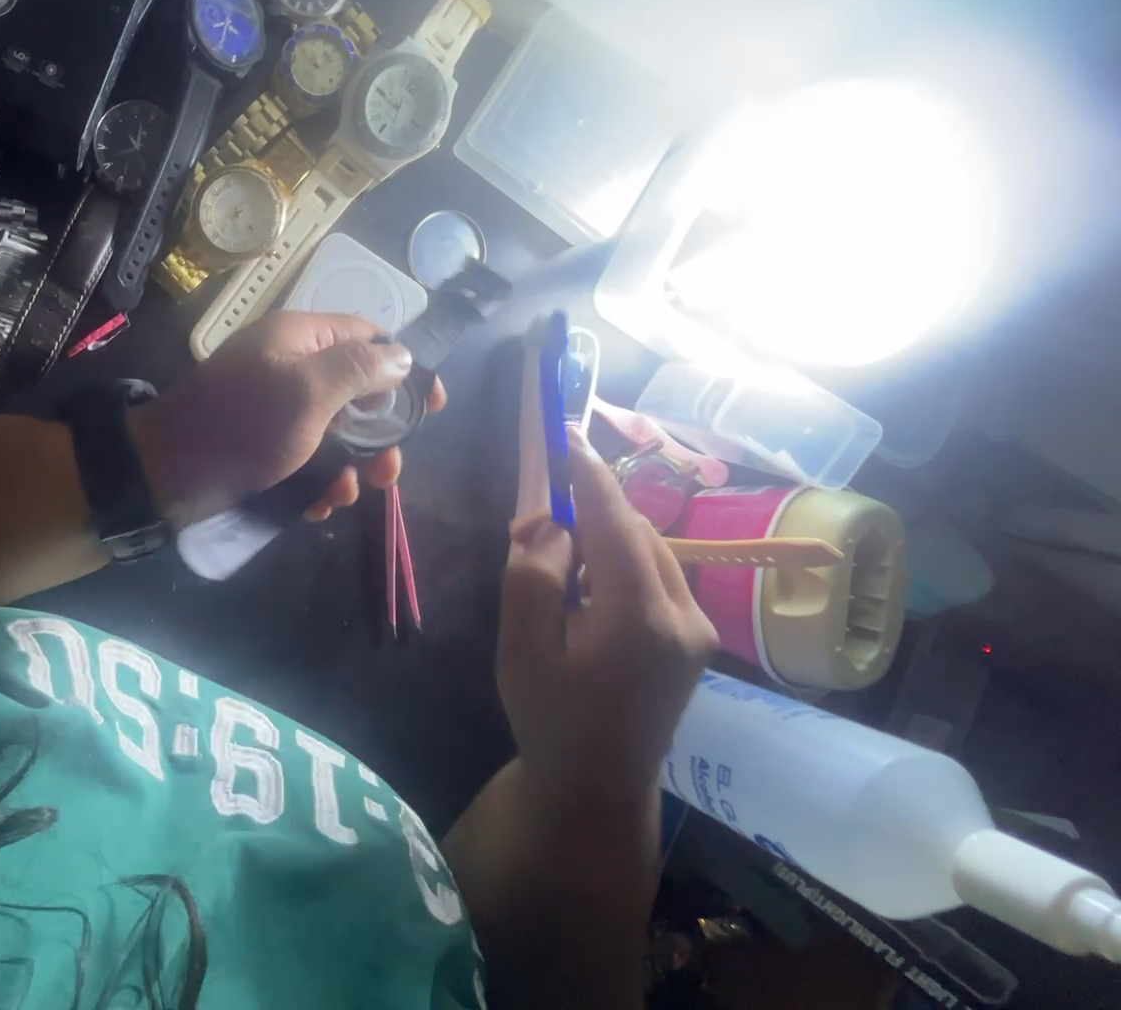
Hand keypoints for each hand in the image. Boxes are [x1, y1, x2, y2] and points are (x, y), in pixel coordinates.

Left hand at [130, 312, 445, 525]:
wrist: (169, 472)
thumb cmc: (243, 424)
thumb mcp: (307, 390)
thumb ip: (358, 369)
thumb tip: (402, 356)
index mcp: (301, 338)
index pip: (369, 336)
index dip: (404, 367)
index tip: (432, 406)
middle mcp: (291, 367)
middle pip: (357, 392)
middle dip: (378, 435)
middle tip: (386, 471)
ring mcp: (277, 408)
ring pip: (336, 433)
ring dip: (349, 467)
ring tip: (343, 493)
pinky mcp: (266, 445)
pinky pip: (308, 458)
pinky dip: (318, 481)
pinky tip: (316, 504)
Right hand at [497, 429, 717, 811]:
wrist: (596, 783)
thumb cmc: (549, 716)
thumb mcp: (522, 645)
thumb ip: (534, 575)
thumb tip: (553, 525)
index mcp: (641, 617)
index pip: (617, 522)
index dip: (589, 475)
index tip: (568, 434)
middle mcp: (684, 615)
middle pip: (635, 533)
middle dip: (583, 517)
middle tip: (525, 535)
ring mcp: (696, 629)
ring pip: (645, 552)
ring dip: (598, 542)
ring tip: (549, 572)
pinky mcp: (691, 640)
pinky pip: (651, 577)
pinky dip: (614, 567)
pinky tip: (581, 597)